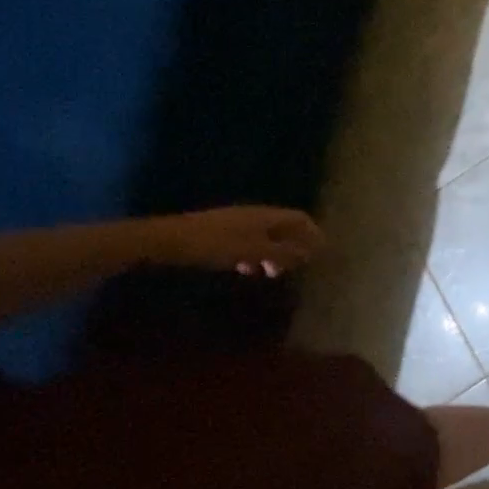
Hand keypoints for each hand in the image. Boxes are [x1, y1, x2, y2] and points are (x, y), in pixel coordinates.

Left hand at [144, 207, 323, 276]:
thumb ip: (284, 253)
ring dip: (272, 254)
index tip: (319, 253)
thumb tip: (310, 253)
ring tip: (268, 273)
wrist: (169, 239)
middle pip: (284, 229)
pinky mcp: (222, 232)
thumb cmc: (217, 244)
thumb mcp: (254, 251)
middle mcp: (256, 215)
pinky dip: (254, 254)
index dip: (313, 234)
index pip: (301, 219)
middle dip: (292, 248)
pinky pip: (248, 241)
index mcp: (267, 216)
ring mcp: (237, 222)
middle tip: (291, 268)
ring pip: (265, 237)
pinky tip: (244, 268)